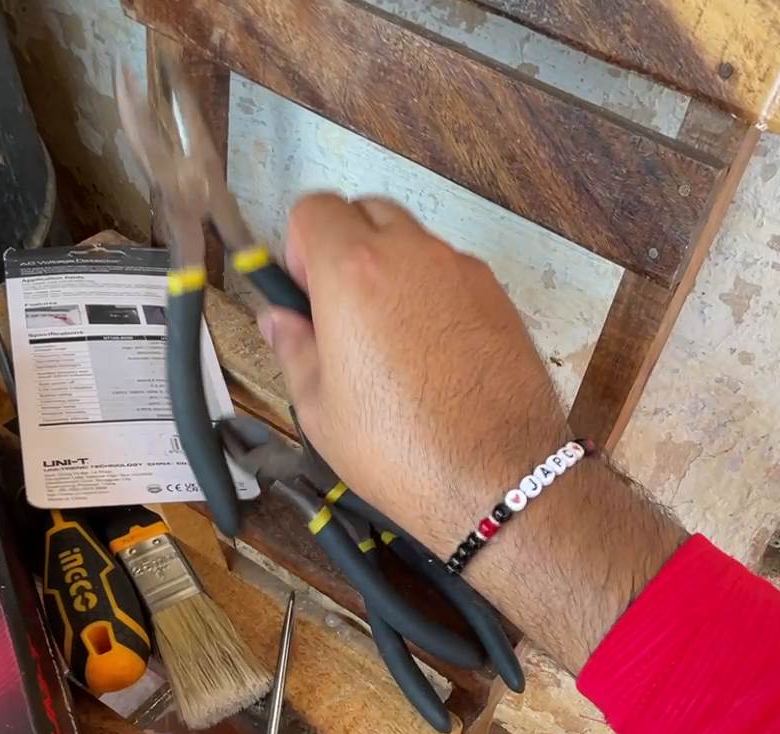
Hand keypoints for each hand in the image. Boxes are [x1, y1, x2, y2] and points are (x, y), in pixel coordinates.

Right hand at [265, 193, 569, 556]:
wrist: (498, 479)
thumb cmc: (399, 451)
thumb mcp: (321, 410)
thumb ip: (294, 348)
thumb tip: (278, 319)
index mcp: (355, 271)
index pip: (315, 208)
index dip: (302, 248)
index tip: (308, 295)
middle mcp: (414, 255)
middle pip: (368, 212)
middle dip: (348, 248)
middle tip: (346, 314)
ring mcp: (465, 273)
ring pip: (416, 243)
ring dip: (394, 271)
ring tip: (395, 341)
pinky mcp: (501, 299)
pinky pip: (454, 276)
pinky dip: (435, 295)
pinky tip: (438, 355)